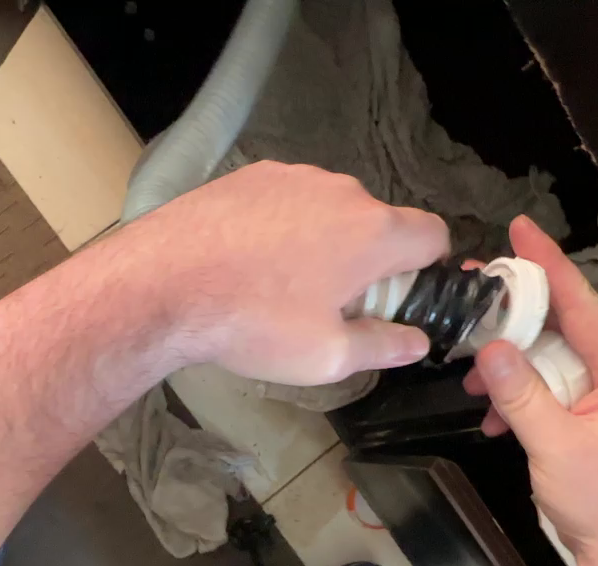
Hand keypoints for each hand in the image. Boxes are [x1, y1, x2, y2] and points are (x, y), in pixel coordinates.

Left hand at [108, 162, 447, 384]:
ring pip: (329, 211)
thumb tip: (418, 342)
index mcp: (373, 231)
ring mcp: (292, 175)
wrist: (164, 283)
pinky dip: (282, 229)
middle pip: (378, 224)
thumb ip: (383, 347)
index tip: (396, 301)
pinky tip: (248, 262)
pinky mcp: (249, 176)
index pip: (433, 236)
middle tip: (331, 307)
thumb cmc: (257, 324)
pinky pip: (286, 203)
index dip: (426, 271)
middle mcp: (341, 190)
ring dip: (324, 244)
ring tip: (280, 286)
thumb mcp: (327, 357)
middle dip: (368, 263)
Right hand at [462, 216, 597, 563]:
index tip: (519, 230)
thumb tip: (489, 349)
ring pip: (550, 360)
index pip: (581, 302)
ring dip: (510, 366)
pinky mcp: (588, 418)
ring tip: (470, 376)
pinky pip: (549, 391)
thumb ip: (522, 395)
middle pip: (562, 326)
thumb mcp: (556, 445)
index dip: (548, 264)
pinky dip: (518, 398)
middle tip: (473, 297)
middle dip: (515, 316)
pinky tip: (491, 418)